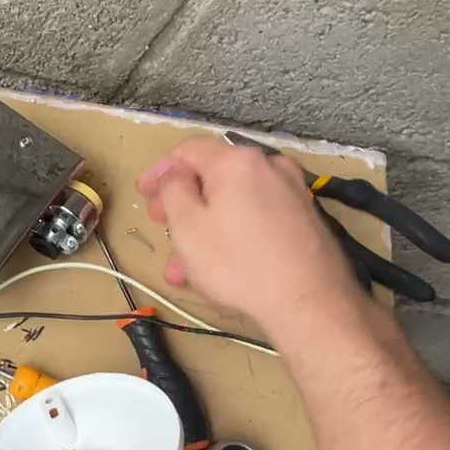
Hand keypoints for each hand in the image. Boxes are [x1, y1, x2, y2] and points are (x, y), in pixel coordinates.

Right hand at [136, 135, 367, 335]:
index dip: (159, 169)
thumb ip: (172, 189)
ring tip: (182, 263)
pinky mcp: (303, 218)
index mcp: (237, 162)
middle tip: (161, 225)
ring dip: (201, 225)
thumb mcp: (187, 225)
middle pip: (212, 175)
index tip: (142, 192)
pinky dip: (229, 232)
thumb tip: (172, 173)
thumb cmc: (236, 262)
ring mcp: (291, 192)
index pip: (188, 149)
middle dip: (181, 201)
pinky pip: (253, 216)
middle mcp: (269, 167)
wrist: (307, 300)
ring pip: (232, 201)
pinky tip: (215, 264)